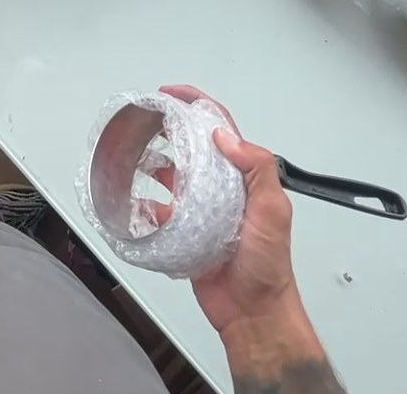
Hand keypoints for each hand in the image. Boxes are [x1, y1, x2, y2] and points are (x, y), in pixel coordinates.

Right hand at [154, 86, 299, 335]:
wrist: (253, 312)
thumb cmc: (268, 266)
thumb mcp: (274, 213)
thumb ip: (257, 170)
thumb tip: (225, 137)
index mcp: (239, 175)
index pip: (218, 126)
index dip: (195, 104)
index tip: (169, 93)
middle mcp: (218, 185)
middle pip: (189, 143)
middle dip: (166, 125)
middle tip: (143, 117)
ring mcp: (199, 205)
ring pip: (170, 171)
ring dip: (151, 159)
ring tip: (132, 151)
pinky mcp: (182, 227)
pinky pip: (156, 206)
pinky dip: (142, 198)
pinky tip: (133, 196)